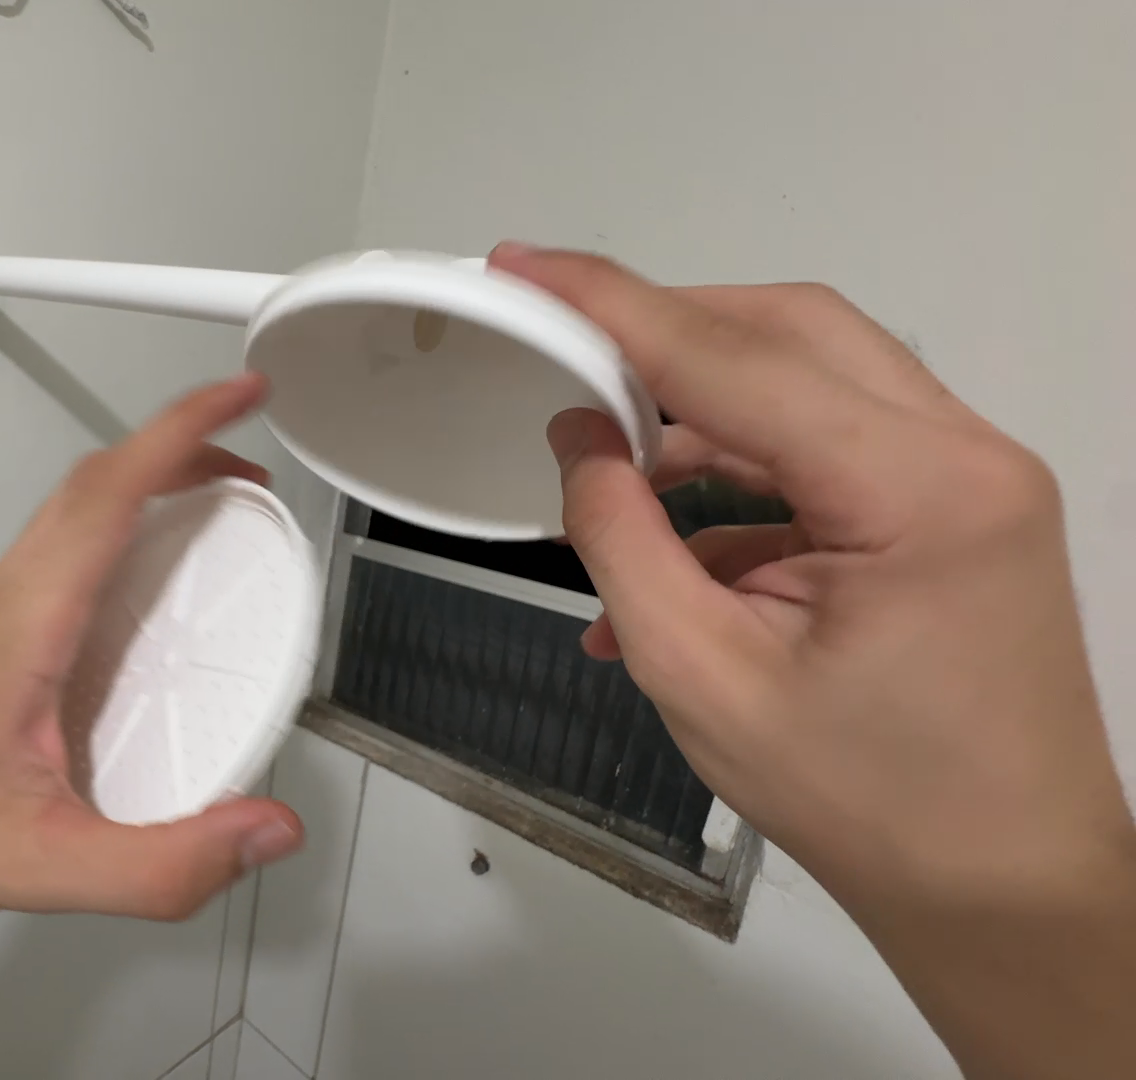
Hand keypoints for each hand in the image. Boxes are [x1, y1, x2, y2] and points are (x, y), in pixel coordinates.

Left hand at [0, 373, 304, 929]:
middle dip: (182, 446)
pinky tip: (150, 570)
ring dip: (150, 479)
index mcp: (25, 622)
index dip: (182, 431)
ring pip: (79, 504)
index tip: (236, 397)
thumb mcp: (47, 864)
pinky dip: (122, 522)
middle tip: (246, 455)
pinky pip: (68, 543)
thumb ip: (165, 863)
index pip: (109, 491)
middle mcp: (8, 595)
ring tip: (215, 498)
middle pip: (99, 479)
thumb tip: (262, 830)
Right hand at [489, 243, 1135, 1078]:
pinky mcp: (931, 512)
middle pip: (785, 331)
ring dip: (685, 399)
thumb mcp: (692, 666)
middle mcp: (955, 456)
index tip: (525, 266)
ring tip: (598, 446)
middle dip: (656, 322)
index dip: (610, 304)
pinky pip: (807, 450)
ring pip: (800, 378)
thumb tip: (580, 441)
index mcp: (910, 491)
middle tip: (558, 331)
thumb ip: (620, 536)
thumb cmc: (852, 792)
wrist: (995, 883)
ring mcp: (955, 479)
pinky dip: (718, 470)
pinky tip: (656, 537)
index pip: (729, 358)